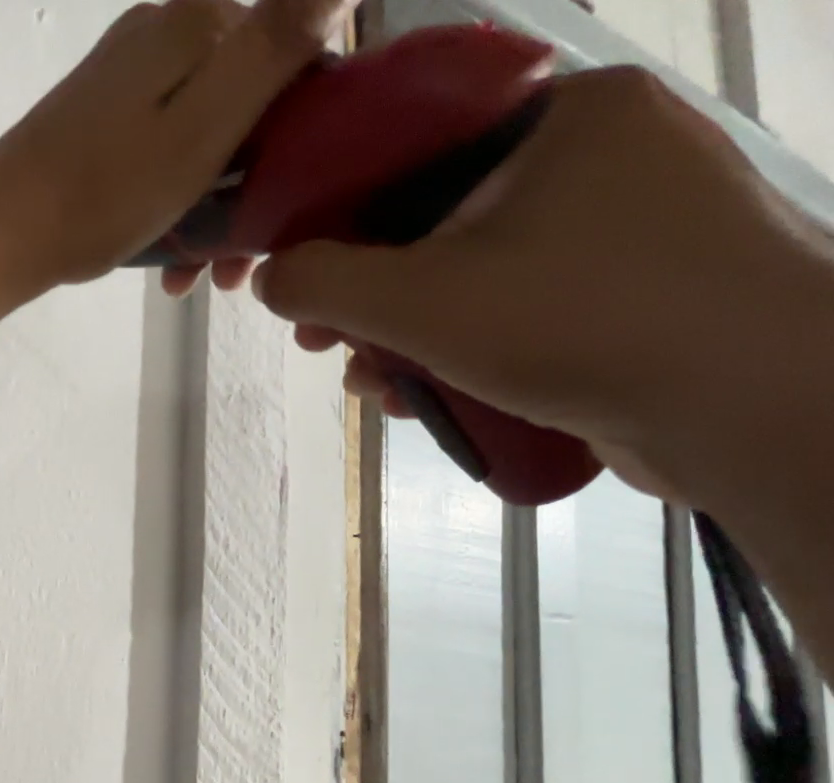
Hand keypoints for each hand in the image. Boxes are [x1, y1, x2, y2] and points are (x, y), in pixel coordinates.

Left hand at [0, 0, 352, 303]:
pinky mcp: (94, 122)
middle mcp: (157, 34)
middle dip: (257, 178)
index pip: (294, 48)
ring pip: (202, 132)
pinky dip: (175, 201)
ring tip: (205, 274)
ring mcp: (120, 80)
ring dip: (216, 204)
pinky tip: (171, 261)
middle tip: (243, 257)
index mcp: (193, 21)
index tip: (297, 196)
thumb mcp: (203, 125)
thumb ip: (274, 46)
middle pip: (246, 96)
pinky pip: (160, 151)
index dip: (310, 125)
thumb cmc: (103, 193)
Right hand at [246, 65, 833, 504]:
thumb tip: (270, 278)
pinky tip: (425, 394)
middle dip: (360, 291)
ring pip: (470, 267)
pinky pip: (518, 300)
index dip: (323, 208)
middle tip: (316, 338)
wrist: (769, 409)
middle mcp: (601, 150)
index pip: (405, 145)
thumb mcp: (417, 300)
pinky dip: (460, 344)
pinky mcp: (641, 284)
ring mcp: (630, 219)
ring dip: (400, 329)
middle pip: (431, 215)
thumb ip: (320, 281)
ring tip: (369, 381)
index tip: (281, 266)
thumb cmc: (582, 324)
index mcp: (558, 116)